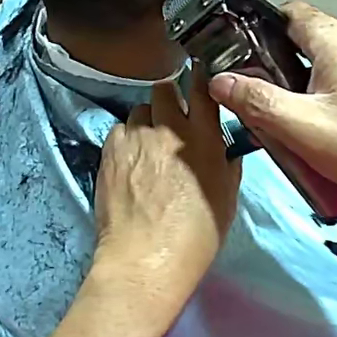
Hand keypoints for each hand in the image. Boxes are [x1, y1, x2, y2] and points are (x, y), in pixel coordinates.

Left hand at [89, 75, 240, 317]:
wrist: (146, 260)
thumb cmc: (197, 236)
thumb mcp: (227, 198)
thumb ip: (226, 163)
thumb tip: (223, 147)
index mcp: (204, 138)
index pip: (203, 89)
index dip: (202, 78)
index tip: (201, 76)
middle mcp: (169, 129)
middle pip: (165, 88)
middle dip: (170, 97)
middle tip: (173, 118)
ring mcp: (135, 137)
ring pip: (140, 109)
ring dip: (147, 120)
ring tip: (149, 144)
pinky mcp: (110, 150)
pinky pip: (119, 130)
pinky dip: (127, 138)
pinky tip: (130, 159)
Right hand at [208, 2, 336, 212]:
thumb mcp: (301, 127)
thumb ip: (256, 101)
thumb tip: (220, 81)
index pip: (290, 12)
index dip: (261, 30)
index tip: (245, 59)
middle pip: (309, 39)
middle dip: (282, 68)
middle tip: (270, 104)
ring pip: (331, 62)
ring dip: (308, 87)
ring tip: (300, 125)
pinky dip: (334, 97)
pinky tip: (333, 132)